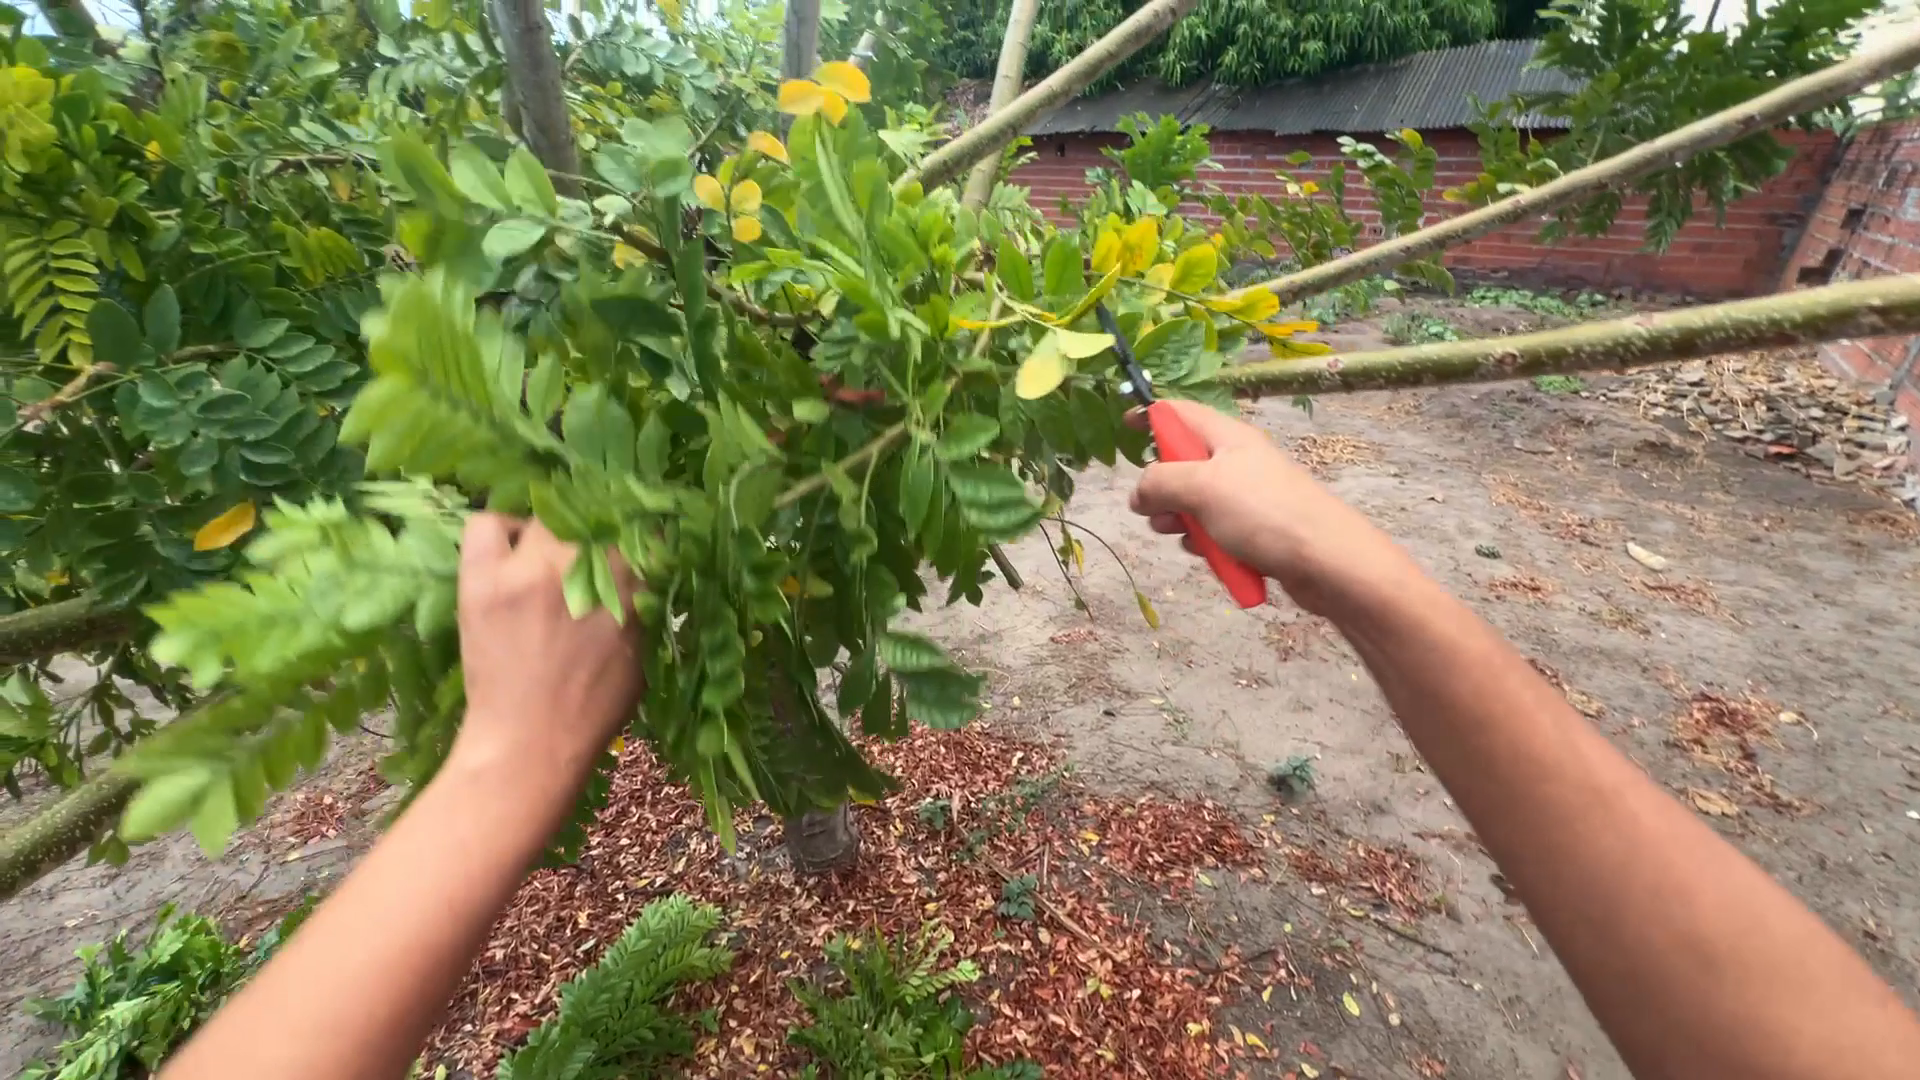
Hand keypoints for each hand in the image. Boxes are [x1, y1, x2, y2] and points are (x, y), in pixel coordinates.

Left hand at [448, 514, 642, 797]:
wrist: (529, 743)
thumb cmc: (595, 707)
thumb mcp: (643, 653)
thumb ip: (645, 605)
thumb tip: (647, 571)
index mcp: (628, 590)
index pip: (644, 535)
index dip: (643, 536)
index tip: (640, 544)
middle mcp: (581, 570)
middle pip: (597, 517)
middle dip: (602, 530)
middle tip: (595, 550)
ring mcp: (527, 571)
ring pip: (549, 516)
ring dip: (557, 529)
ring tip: (553, 552)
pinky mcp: (481, 580)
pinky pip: (487, 524)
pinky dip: (503, 530)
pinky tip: (513, 552)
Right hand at [1127, 400, 1408, 614]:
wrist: (1327, 562)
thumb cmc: (1264, 514)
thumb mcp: (1201, 488)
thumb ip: (1159, 482)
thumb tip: (1138, 493)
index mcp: (1227, 438)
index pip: (1180, 413)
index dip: (1150, 414)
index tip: (1124, 425)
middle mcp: (1236, 462)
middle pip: (1181, 465)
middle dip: (1160, 489)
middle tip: (1151, 511)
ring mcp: (1246, 497)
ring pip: (1193, 504)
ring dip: (1181, 522)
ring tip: (1184, 538)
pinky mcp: (1253, 530)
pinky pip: (1213, 531)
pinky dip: (1206, 544)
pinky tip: (1213, 557)